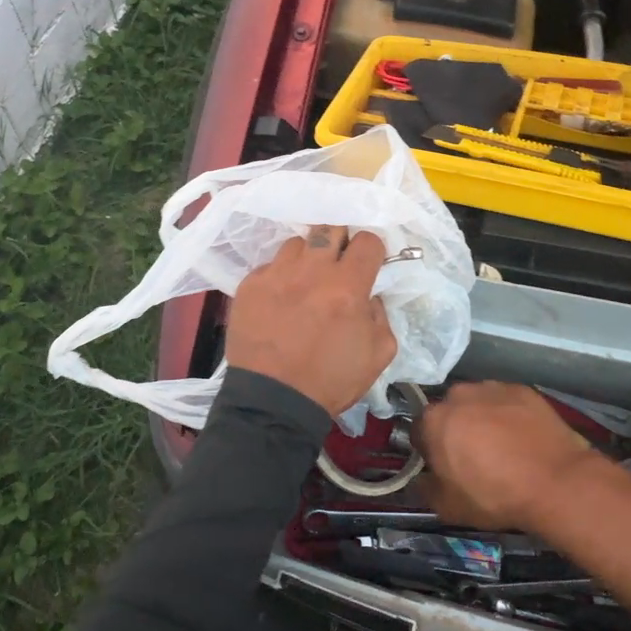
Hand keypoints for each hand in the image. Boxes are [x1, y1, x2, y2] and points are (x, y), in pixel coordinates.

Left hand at [226, 226, 396, 416]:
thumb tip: (369, 295)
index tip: (369, 263)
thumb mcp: (378, 355)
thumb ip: (381, 315)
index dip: (372, 249)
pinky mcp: (249, 286)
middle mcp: (312, 272)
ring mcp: (276, 275)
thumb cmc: (330, 381)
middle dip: (340, 240)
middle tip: (338, 262)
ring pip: (297, 243)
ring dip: (307, 257)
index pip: (368, 240)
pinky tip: (280, 299)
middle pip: (330, 227)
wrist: (272, 403)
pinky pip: (269, 266)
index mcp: (348, 288)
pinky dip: (279, 277)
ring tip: (306, 279)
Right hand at [415, 381, 599, 531]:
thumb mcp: (448, 507)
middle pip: (450, 412)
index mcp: (434, 420)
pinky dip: (509, 415)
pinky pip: (506, 401)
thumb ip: (425, 489)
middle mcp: (459, 395)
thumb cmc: (495, 495)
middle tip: (474, 456)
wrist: (555, 481)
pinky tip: (523, 437)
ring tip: (503, 446)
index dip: (429, 450)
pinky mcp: (522, 389)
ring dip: (482, 419)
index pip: (419, 431)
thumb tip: (420, 479)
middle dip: (456, 430)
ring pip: (478, 403)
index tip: (443, 467)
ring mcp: (493, 387)